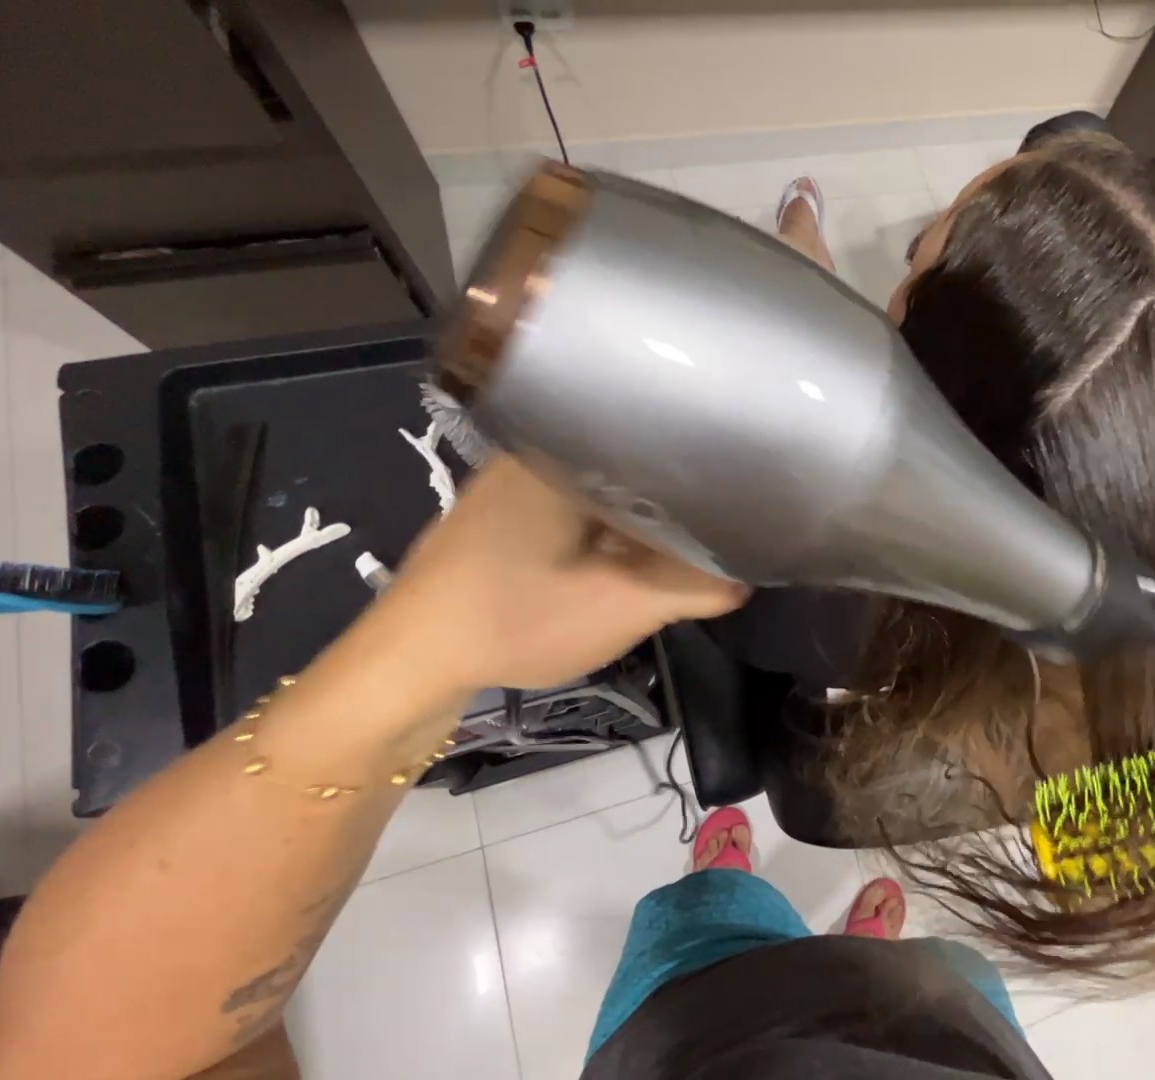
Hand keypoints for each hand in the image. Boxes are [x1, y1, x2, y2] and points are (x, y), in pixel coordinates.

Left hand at [357, 455, 746, 693]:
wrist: (408, 662)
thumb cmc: (514, 619)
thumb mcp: (622, 607)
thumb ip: (696, 587)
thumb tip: (746, 576)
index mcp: (563, 454)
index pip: (654, 436)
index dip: (705, 462)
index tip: (744, 486)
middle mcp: (535, 453)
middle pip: (632, 462)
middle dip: (678, 493)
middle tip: (725, 518)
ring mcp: (514, 483)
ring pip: (605, 486)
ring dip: (644, 513)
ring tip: (690, 534)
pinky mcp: (504, 515)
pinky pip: (578, 506)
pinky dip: (611, 526)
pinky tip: (630, 552)